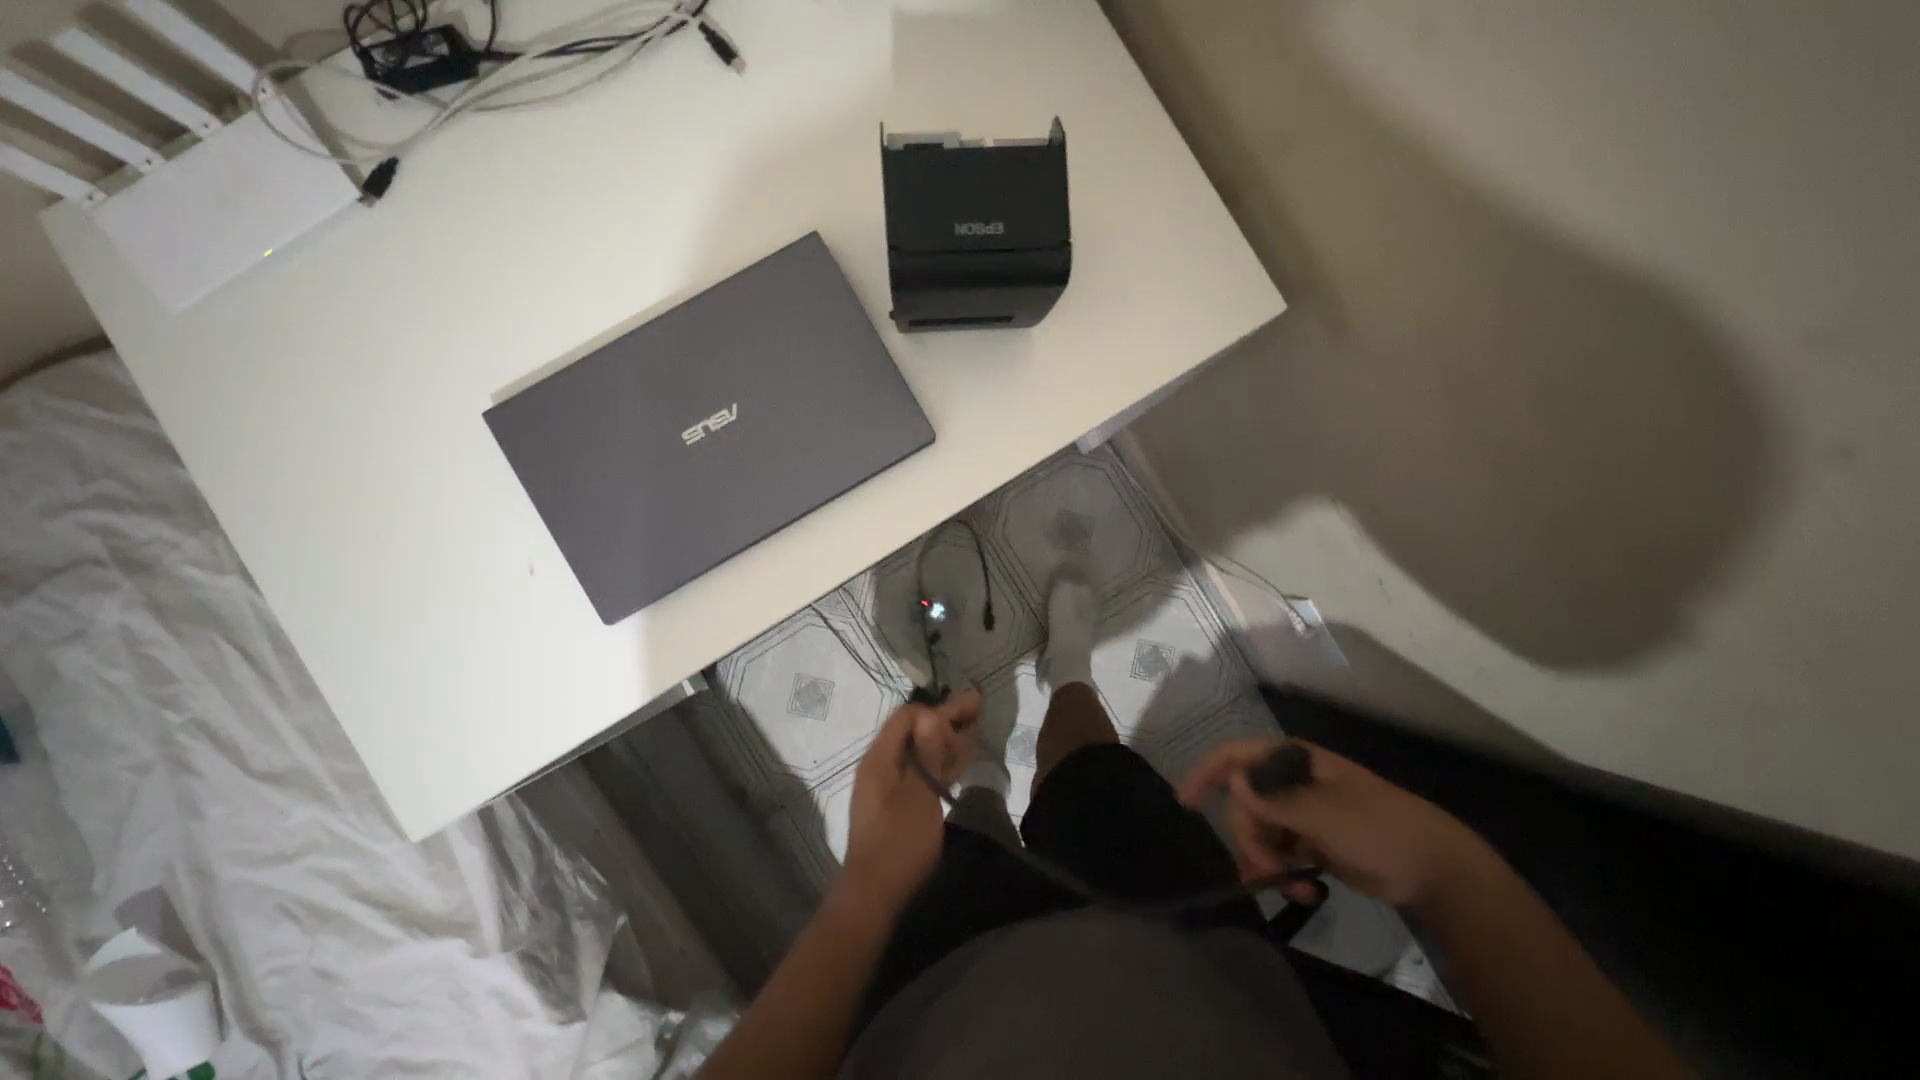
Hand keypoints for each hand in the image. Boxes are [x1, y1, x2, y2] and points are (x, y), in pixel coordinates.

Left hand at [837, 690, 980, 914]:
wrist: (874, 895)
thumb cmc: (899, 843)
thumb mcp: (919, 795)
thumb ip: (927, 754)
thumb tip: (932, 713)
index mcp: (880, 758)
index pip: (908, 716)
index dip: (939, 710)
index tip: (969, 710)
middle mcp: (881, 766)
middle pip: (914, 731)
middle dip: (946, 719)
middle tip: (978, 707)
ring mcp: (888, 786)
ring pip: (919, 752)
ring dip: (945, 739)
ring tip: (975, 727)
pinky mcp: (897, 805)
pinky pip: (920, 773)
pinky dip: (940, 763)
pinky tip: (960, 759)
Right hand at [1179, 737, 1494, 908]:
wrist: (1435, 869)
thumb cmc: (1378, 828)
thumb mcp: (1322, 814)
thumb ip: (1272, 801)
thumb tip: (1231, 782)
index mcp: (1295, 762)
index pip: (1238, 756)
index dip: (1208, 773)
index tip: (1186, 804)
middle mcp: (1294, 783)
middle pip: (1245, 804)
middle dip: (1249, 838)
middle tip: (1267, 866)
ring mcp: (1304, 814)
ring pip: (1260, 833)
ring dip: (1265, 860)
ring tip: (1288, 884)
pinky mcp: (1314, 843)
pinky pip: (1280, 854)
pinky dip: (1283, 873)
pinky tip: (1302, 890)